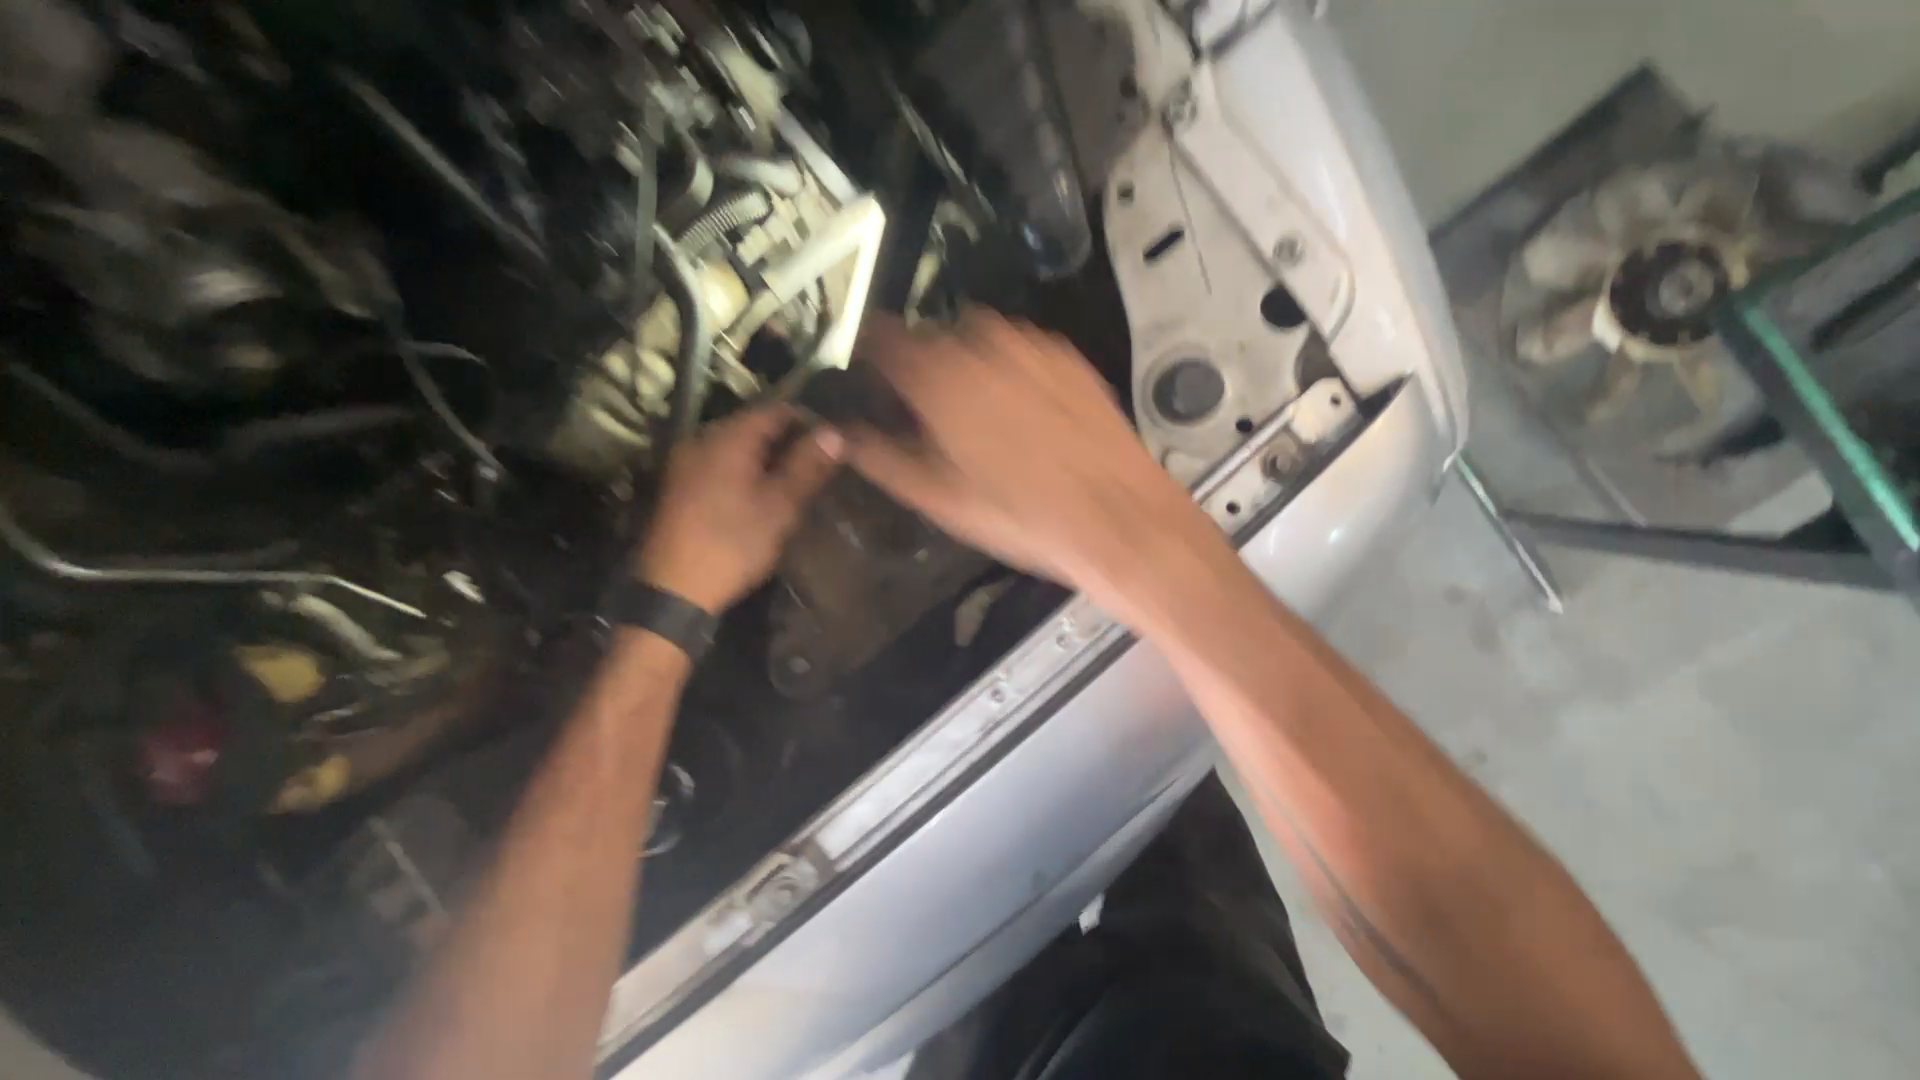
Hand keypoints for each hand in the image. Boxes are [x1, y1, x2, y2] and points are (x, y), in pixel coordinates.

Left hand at [635, 404, 842, 611]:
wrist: (673, 590)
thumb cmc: (732, 544)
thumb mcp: (779, 507)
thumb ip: (807, 467)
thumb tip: (835, 433)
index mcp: (727, 437)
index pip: (776, 410)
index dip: (808, 422)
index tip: (832, 444)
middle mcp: (702, 439)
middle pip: (753, 427)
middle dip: (787, 443)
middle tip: (818, 467)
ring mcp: (685, 462)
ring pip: (736, 448)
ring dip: (765, 460)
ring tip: (795, 483)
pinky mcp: (678, 486)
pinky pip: (720, 466)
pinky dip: (743, 473)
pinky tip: (761, 496)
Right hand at [844, 310, 1219, 602]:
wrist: (1117, 517)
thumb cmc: (1020, 515)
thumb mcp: (938, 497)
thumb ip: (880, 457)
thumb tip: (838, 434)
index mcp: (938, 375)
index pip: (883, 339)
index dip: (871, 356)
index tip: (872, 381)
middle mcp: (982, 344)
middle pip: (932, 336)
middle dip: (921, 365)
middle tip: (927, 411)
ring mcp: (1031, 345)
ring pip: (979, 339)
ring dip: (966, 362)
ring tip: (977, 413)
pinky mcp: (1068, 358)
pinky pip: (1021, 349)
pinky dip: (1007, 367)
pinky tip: (1022, 411)